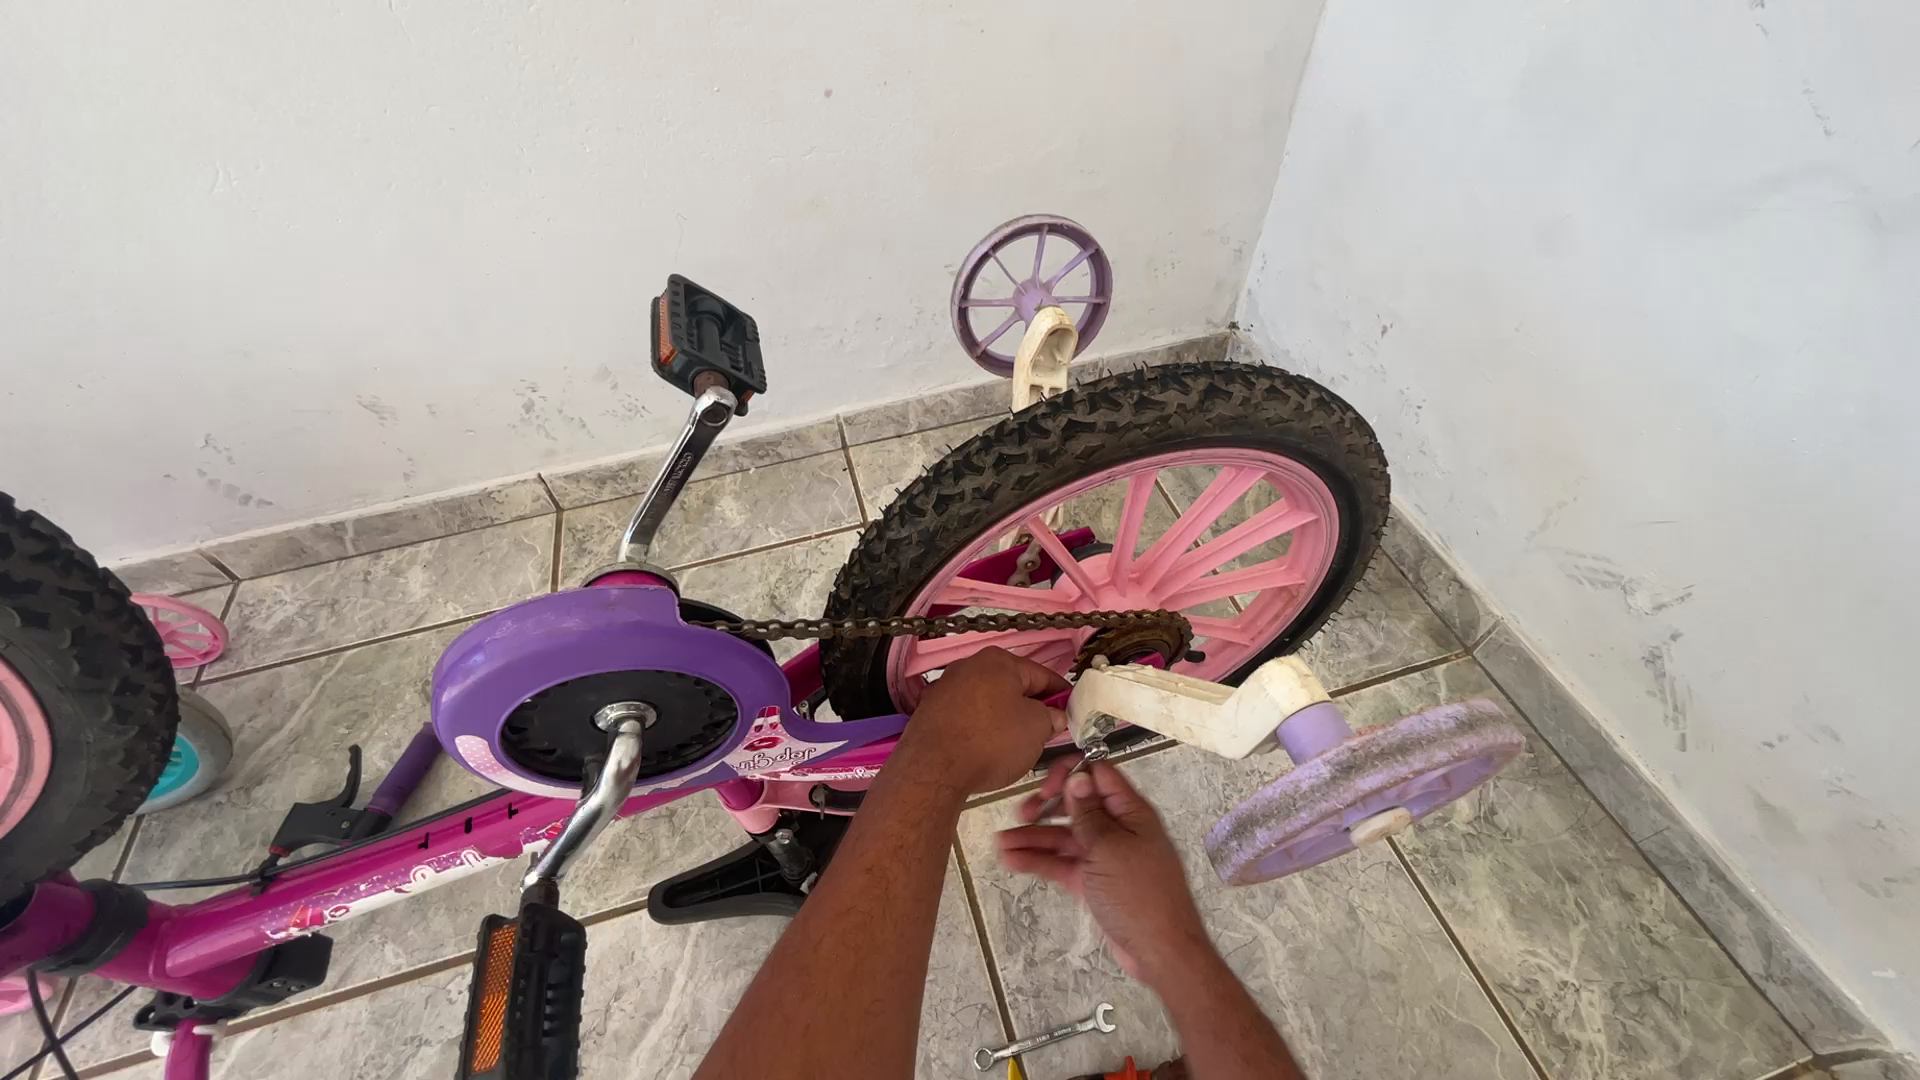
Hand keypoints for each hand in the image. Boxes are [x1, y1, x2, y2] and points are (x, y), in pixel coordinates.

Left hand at [893, 647, 1068, 795]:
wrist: (933, 769)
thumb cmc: (992, 741)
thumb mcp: (1036, 729)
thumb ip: (1050, 717)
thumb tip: (1053, 716)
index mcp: (999, 661)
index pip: (1041, 674)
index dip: (1060, 693)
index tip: (1071, 709)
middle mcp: (969, 665)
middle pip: (1011, 685)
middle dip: (1030, 705)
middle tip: (1047, 729)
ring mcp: (945, 686)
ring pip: (987, 700)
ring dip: (1004, 716)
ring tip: (1016, 743)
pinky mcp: (929, 710)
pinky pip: (965, 714)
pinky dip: (979, 726)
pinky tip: (985, 747)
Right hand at [996, 758, 1216, 989]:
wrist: (1160, 954)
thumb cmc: (1139, 893)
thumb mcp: (1109, 848)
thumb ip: (1088, 812)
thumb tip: (1077, 776)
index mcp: (1129, 811)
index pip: (1097, 775)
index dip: (1070, 774)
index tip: (1046, 789)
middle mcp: (1115, 827)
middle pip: (1075, 804)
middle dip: (1045, 806)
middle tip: (1020, 813)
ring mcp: (1102, 855)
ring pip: (1063, 836)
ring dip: (1033, 837)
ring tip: (1000, 842)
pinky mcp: (1091, 881)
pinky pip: (1061, 862)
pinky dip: (1039, 860)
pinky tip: (1012, 860)